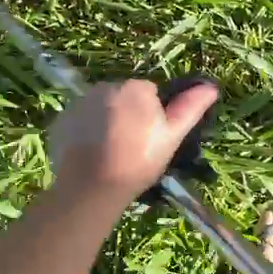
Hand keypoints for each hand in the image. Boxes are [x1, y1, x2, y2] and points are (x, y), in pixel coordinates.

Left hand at [47, 80, 217, 201]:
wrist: (92, 186)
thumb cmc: (139, 162)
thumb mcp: (171, 137)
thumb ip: (189, 108)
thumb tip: (211, 87)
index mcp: (135, 88)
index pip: (148, 94)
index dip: (152, 116)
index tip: (150, 139)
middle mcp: (105, 87)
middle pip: (123, 99)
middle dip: (127, 116)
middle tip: (132, 148)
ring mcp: (80, 102)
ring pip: (100, 108)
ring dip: (106, 123)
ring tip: (111, 153)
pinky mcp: (61, 120)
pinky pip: (79, 121)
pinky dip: (85, 132)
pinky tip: (91, 155)